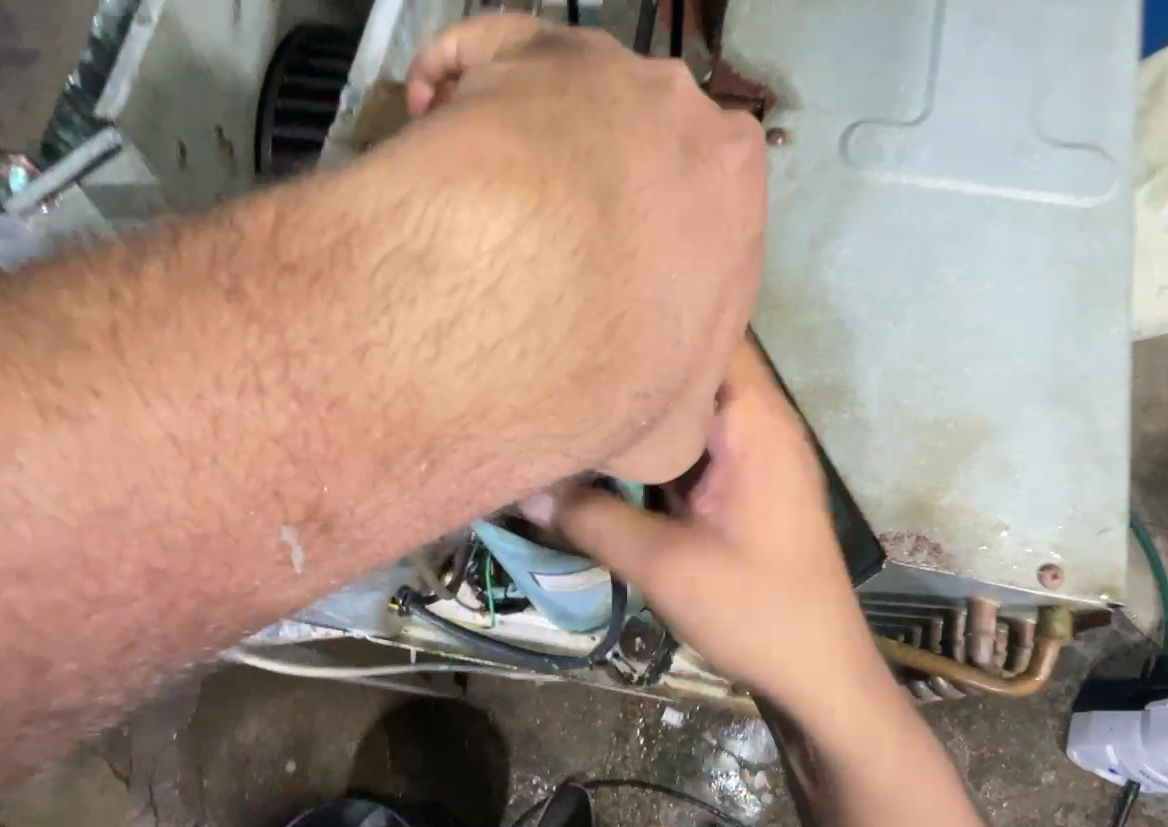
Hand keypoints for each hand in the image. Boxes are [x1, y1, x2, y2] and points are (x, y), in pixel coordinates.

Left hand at [395, 14, 766, 482]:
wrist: (534, 308)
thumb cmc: (615, 375)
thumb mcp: (669, 436)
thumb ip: (680, 416)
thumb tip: (669, 423)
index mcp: (734, 198)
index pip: (689, 222)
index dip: (639, 255)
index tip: (590, 287)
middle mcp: (685, 115)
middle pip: (633, 154)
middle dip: (593, 192)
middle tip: (531, 246)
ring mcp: (605, 71)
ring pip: (563, 103)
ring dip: (528, 137)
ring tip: (472, 192)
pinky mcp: (525, 48)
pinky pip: (486, 55)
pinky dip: (459, 81)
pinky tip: (433, 117)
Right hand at [525, 339, 883, 707]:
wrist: (817, 672)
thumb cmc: (755, 610)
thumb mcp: (663, 564)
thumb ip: (590, 519)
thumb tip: (522, 489)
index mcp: (753, 420)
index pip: (705, 332)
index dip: (646, 321)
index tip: (582, 322)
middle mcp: (757, 424)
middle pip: (689, 372)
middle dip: (629, 370)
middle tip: (560, 367)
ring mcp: (750, 457)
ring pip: (685, 415)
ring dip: (637, 417)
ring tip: (569, 405)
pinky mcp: (740, 488)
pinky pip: (688, 451)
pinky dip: (650, 453)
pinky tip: (602, 460)